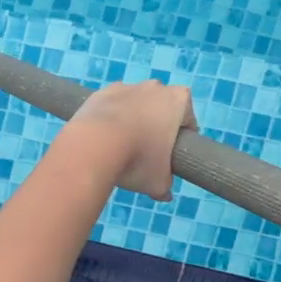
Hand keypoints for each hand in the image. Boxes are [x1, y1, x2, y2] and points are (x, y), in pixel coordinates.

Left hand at [63, 81, 199, 198]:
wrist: (92, 146)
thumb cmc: (136, 160)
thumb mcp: (157, 181)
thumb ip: (165, 186)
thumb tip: (165, 195)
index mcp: (179, 100)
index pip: (187, 121)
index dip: (180, 141)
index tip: (169, 158)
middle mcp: (155, 87)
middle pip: (159, 110)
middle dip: (154, 129)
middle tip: (143, 155)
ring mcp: (126, 86)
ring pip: (132, 107)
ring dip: (129, 122)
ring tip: (117, 149)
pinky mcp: (99, 93)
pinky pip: (108, 108)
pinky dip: (106, 120)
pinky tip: (100, 140)